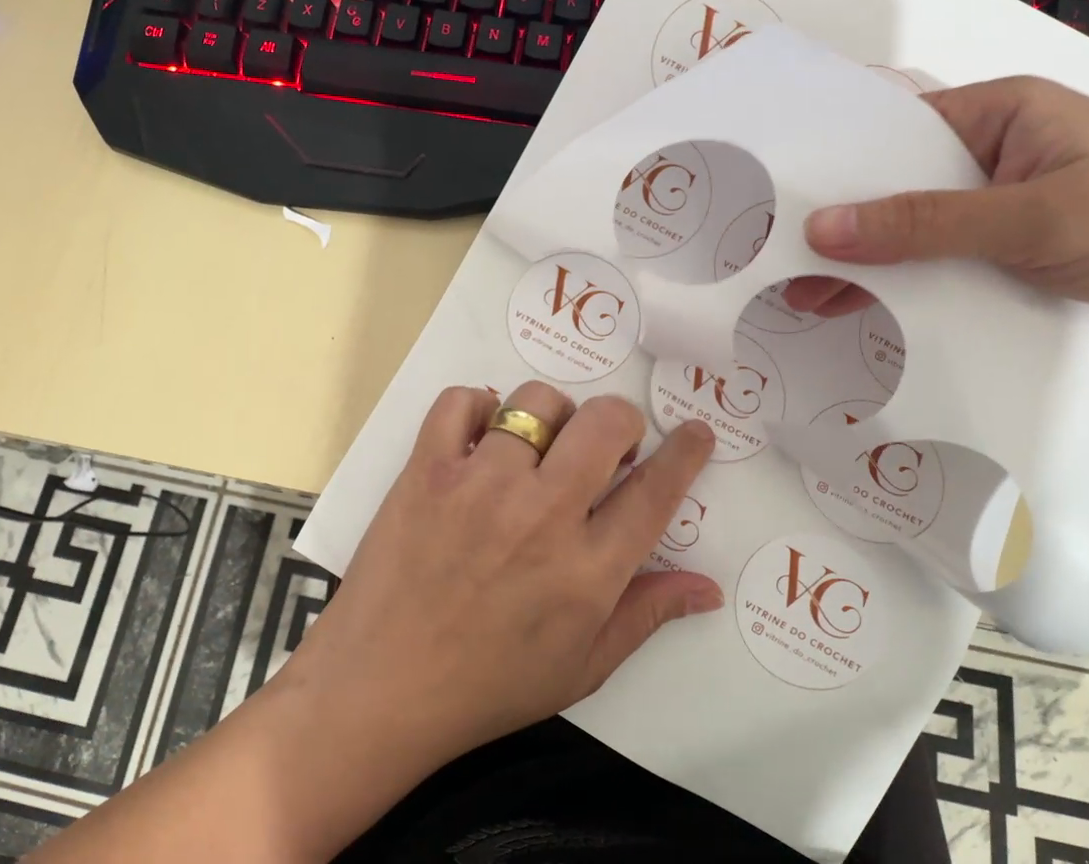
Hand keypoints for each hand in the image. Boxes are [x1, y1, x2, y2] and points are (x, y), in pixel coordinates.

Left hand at [274, 381, 720, 774]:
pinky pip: (459, 402)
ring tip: (539, 444)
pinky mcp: (426, 471)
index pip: (656, 491)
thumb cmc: (487, 687)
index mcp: (588, 570)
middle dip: (622, 421)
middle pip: (605, 424)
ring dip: (551, 415)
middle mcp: (541, 515)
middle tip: (608, 444)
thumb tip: (707, 586)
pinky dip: (476, 404)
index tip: (695, 432)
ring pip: (536, 403)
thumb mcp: (580, 668)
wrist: (381, 688)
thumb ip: (645, 617)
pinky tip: (480, 434)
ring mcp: (480, 486)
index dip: (686, 452)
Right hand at [781, 76, 1088, 367]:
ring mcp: (994, 224)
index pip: (897, 125)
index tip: (770, 180)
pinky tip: (845, 316)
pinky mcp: (998, 274)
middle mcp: (991, 165)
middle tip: (762, 250)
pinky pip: (931, 278)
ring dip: (858, 266)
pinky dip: (893, 295)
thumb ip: (927, 222)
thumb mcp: (1039, 214)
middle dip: (835, 219)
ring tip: (791, 296)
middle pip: (893, 187)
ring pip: (907, 239)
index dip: (836, 150)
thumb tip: (819, 228)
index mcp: (1003, 117)